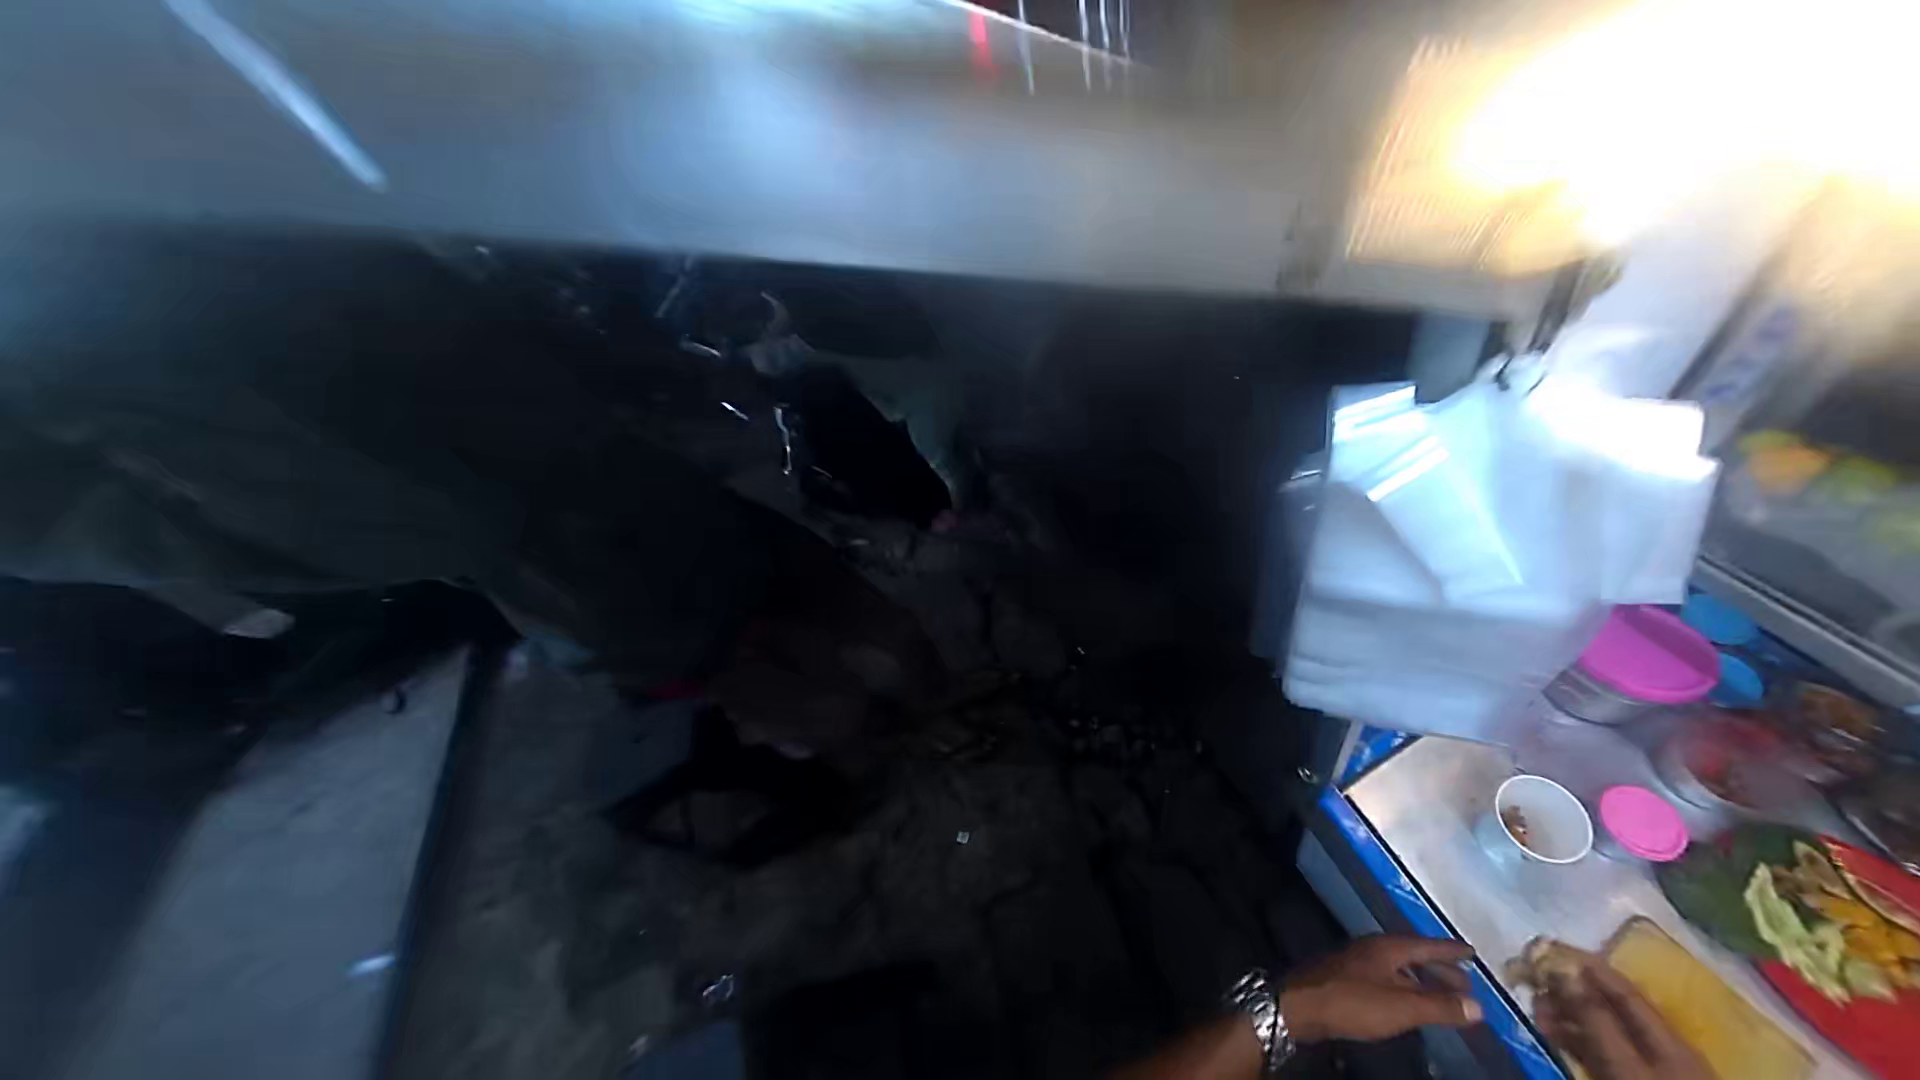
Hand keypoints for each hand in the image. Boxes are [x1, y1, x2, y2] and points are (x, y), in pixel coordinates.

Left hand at [1279, 935, 1484, 1042]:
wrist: (1303, 1003)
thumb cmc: (1354, 1001)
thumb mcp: (1403, 1006)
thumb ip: (1440, 1006)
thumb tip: (1479, 1006)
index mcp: (1387, 947)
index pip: (1426, 944)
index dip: (1450, 949)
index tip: (1473, 952)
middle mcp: (1373, 948)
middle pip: (1413, 954)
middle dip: (1440, 967)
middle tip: (1467, 983)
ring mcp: (1358, 961)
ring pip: (1400, 966)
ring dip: (1423, 979)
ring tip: (1445, 996)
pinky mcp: (1349, 976)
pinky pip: (1388, 976)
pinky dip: (1407, 986)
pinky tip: (1410, 1002)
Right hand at [1533, 952, 1712, 1079]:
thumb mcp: (1625, 1068)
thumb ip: (1594, 1017)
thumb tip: (1559, 966)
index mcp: (1664, 1035)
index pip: (1617, 984)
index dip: (1578, 960)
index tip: (1536, 948)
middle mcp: (1657, 1043)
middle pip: (1605, 1001)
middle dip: (1563, 987)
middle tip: (1529, 987)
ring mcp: (1647, 1064)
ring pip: (1597, 1023)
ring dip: (1563, 1012)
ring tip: (1537, 1017)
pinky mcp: (1631, 1079)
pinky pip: (1597, 1046)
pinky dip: (1571, 1036)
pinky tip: (1552, 1037)